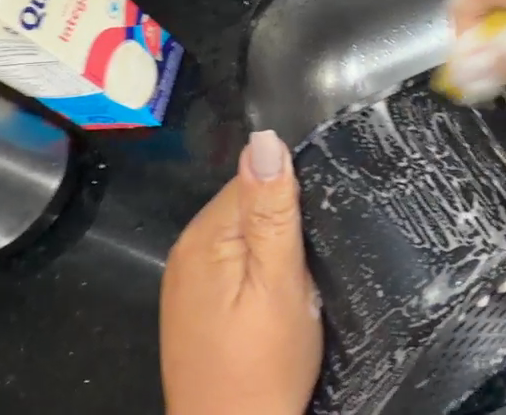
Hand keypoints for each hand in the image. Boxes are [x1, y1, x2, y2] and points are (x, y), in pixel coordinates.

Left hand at [159, 130, 321, 414]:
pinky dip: (259, 264)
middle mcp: (187, 247)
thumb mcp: (280, 285)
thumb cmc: (264, 365)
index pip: (255, 178)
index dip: (292, 195)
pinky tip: (276, 292)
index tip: (318, 224)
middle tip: (312, 258)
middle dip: (284, 217)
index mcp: (205, 236)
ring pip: (243, 228)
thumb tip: (266, 140)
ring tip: (300, 274)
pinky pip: (234, 257)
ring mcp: (187, 276)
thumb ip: (273, 212)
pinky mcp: (195, 300)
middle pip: (248, 200)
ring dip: (274, 241)